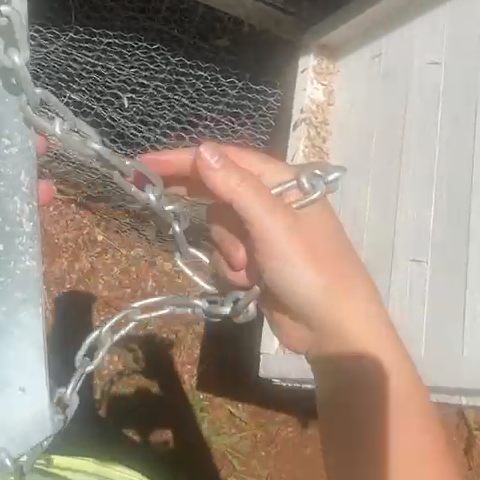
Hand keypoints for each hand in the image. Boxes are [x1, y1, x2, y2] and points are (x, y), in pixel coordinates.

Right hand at [137, 141, 391, 356]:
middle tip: (150, 192)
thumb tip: (203, 150)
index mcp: (282, 182)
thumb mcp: (272, 224)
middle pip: (218, 190)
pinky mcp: (257, 260)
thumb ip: (235, 186)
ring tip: (247, 268)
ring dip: (225, 248)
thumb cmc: (311, 269)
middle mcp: (272, 201)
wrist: (335, 330)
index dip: (183, 159)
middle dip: (196, 201)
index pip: (224, 159)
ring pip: (217, 226)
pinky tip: (250, 283)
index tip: (144, 162)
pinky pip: (224, 253)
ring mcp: (264, 232)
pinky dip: (230, 267)